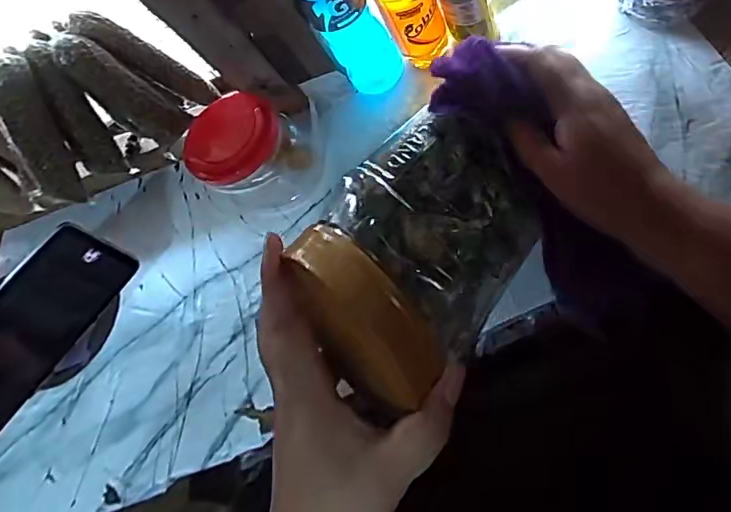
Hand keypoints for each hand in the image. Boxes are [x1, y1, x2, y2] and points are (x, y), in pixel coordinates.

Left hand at [257, 234, 463, 511]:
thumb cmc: (343, 507)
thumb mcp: (394, 468)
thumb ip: (429, 423)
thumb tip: (457, 367)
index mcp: (302, 394)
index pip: (280, 328)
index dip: (272, 284)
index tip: (273, 245)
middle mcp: (288, 392)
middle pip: (273, 328)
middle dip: (279, 285)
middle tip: (299, 249)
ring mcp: (288, 406)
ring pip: (280, 344)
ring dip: (289, 307)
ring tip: (317, 278)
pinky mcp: (296, 418)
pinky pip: (294, 361)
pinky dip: (304, 335)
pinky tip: (334, 334)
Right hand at [501, 44, 676, 244]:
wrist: (654, 207)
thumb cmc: (600, 193)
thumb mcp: (552, 172)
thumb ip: (525, 138)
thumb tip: (505, 113)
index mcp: (574, 100)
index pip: (538, 60)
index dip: (510, 54)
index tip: (482, 60)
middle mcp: (590, 89)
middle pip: (554, 54)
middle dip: (523, 54)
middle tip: (493, 67)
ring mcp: (603, 97)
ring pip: (567, 64)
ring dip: (538, 63)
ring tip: (511, 79)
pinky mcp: (608, 108)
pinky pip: (574, 78)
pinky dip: (552, 76)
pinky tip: (539, 96)